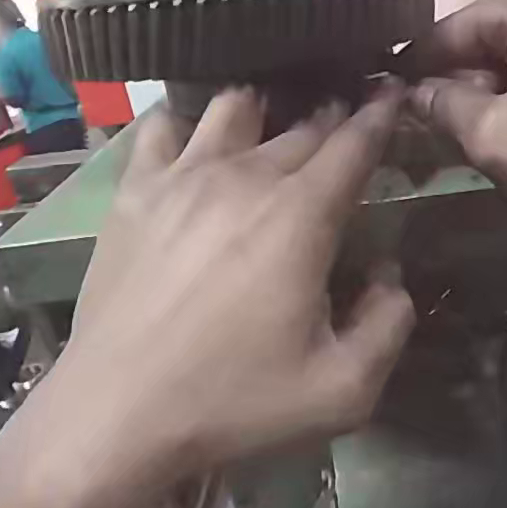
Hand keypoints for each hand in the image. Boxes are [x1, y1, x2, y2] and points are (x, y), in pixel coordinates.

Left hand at [0, 85, 416, 504]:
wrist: (116, 415)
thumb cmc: (234, 402)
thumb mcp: (343, 388)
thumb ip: (389, 322)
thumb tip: (388, 273)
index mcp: (301, 216)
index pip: (354, 143)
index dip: (379, 115)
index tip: (390, 93)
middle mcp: (245, 176)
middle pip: (303, 125)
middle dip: (333, 118)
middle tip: (345, 123)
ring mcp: (183, 176)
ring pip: (236, 107)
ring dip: (266, 111)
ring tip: (273, 128)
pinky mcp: (135, 191)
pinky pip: (163, 127)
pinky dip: (189, 124)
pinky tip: (195, 145)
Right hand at [400, 0, 506, 244]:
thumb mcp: (498, 136)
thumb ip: (443, 109)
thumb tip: (414, 94)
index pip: (445, 32)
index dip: (411, 76)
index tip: (386, 115)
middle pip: (485, 47)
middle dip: (459, 96)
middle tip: (434, 148)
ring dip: (497, 109)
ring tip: (485, 155)